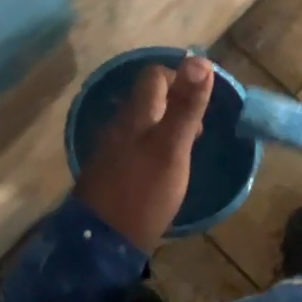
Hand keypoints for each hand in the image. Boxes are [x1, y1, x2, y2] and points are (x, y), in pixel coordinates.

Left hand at [74, 55, 214, 249]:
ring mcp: (111, 149)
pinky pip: (135, 144)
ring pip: (142, 122)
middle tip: (199, 129)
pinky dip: (154, 145)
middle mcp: (119, 124)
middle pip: (148, 98)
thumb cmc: (143, 191)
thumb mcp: (173, 147)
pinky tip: (165, 168)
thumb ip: (186, 105)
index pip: (154, 76)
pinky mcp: (110, 172)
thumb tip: (200, 60)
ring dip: (166, 126)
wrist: (100, 242)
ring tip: (187, 148)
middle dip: (175, 103)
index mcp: (136, 114)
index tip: (201, 100)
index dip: (179, 78)